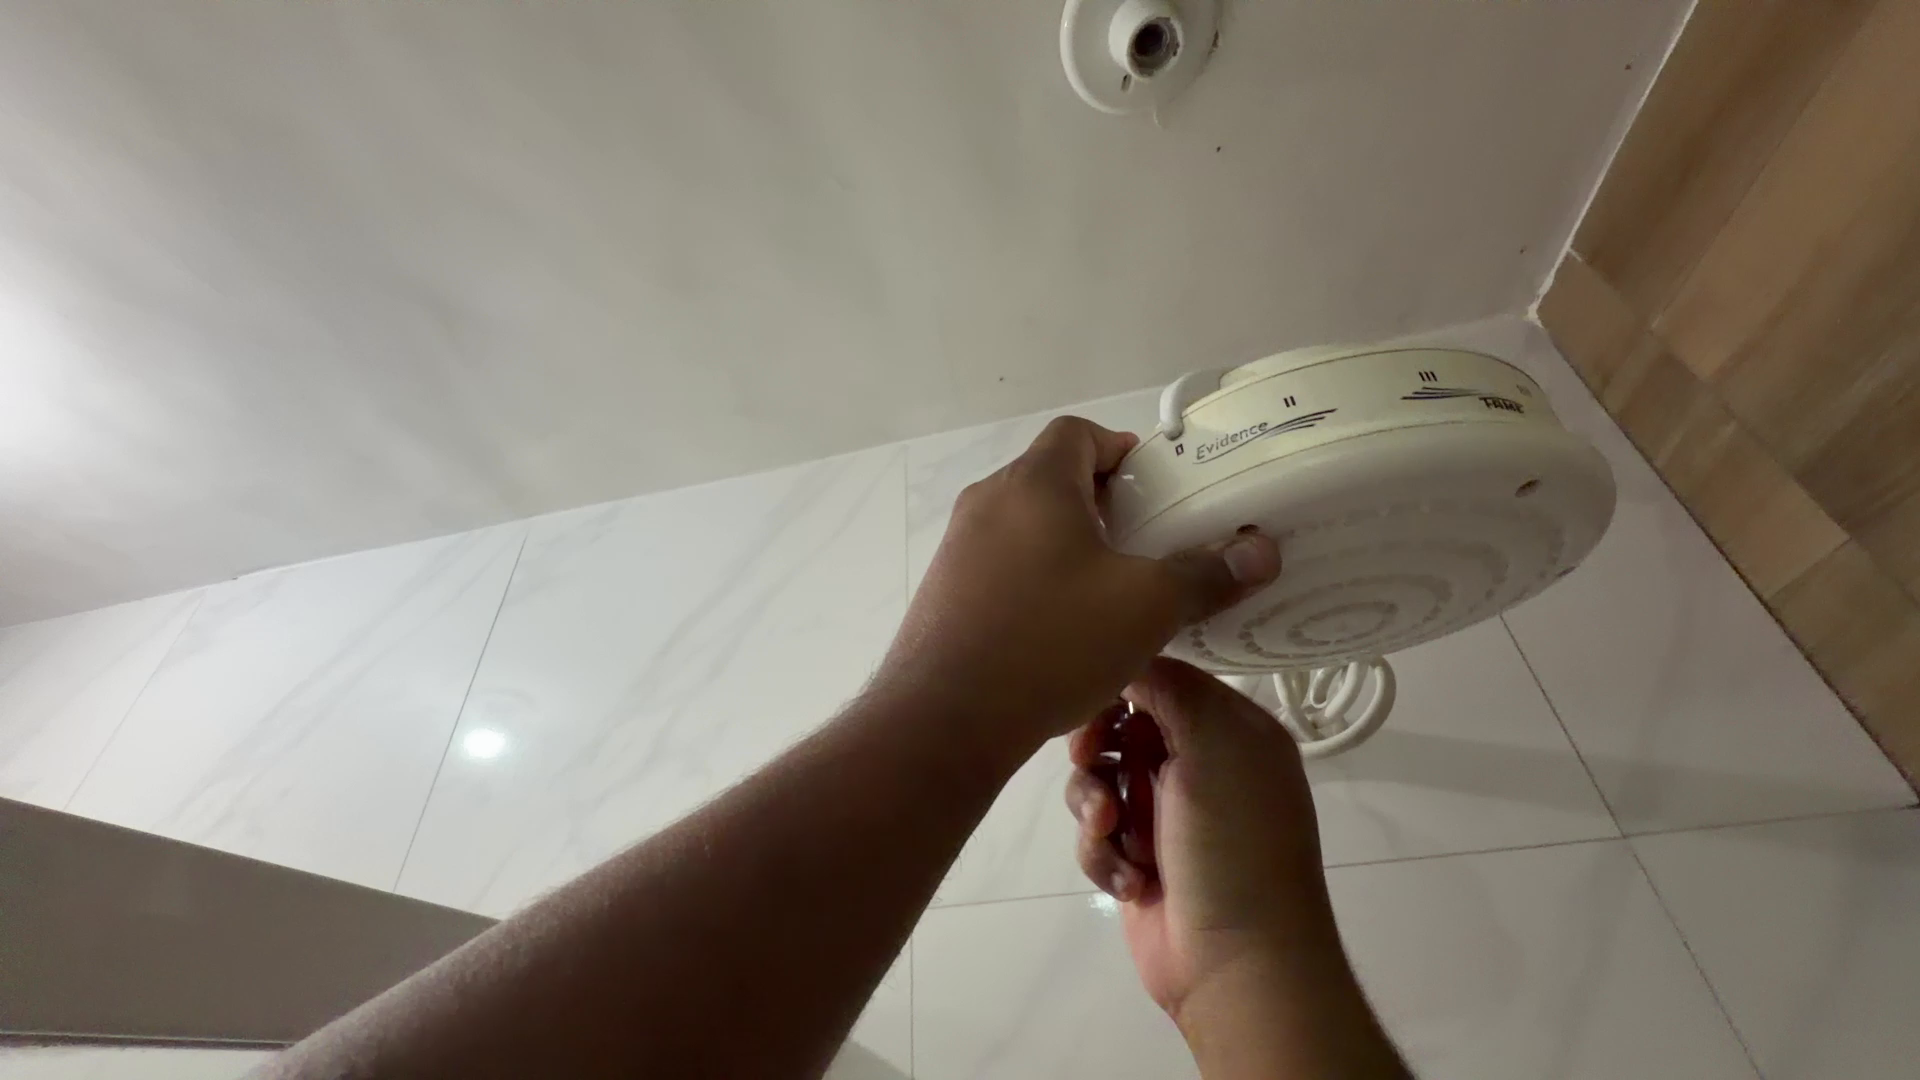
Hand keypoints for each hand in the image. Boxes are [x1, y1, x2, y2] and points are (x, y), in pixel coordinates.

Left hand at [874, 417, 1280, 746]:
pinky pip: (999, 562)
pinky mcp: (944, 588)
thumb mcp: (1145, 607)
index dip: (1119, 449)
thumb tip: (1259, 552)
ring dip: (1067, 541)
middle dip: (1101, 501)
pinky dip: (1034, 573)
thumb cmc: (1051, 642)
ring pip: (1024, 522)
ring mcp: (958, 546)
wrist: (945, 716)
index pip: (1077, 432)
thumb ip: (1206, 574)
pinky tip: (1058, 625)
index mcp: (1033, 483)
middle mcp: (987, 501)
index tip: (1153, 489)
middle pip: (1051, 476)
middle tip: (1142, 543)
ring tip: (1107, 588)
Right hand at [1065, 657, 1340, 1021]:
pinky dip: (1103, 853)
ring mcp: (1166, 813)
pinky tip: (1129, 879)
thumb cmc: (1232, 841)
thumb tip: (1125, 656)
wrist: (1236, 965)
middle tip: (1090, 761)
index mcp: (1230, 729)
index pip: (1160, 679)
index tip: (1092, 697)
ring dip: (1095, 805)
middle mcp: (1197, 764)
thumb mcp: (1215, 743)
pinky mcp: (1136, 856)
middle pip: (1117, 726)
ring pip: (1097, 779)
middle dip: (1096, 746)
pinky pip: (1095, 831)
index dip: (1120, 685)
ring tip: (1111, 835)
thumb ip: (1168, 684)